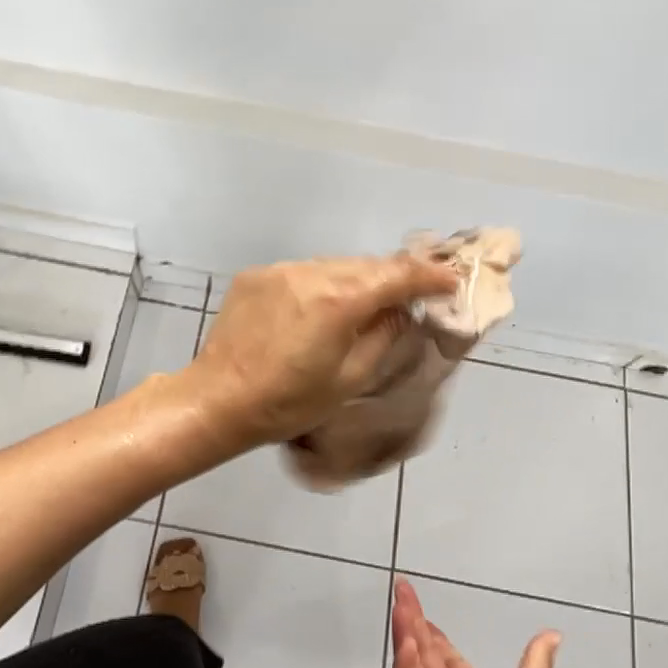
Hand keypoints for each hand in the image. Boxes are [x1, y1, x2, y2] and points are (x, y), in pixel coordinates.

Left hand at [189, 255, 456, 446]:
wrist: (218, 400)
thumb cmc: (288, 402)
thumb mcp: (349, 379)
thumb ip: (383, 336)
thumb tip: (400, 311)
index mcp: (339, 300)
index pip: (396, 275)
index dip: (428, 276)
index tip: (449, 280)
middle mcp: (310, 273)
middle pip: (365, 265)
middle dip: (393, 276)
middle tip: (413, 293)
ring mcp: (280, 271)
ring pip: (332, 266)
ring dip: (355, 280)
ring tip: (366, 303)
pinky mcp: (256, 277)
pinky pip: (302, 273)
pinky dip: (320, 285)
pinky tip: (318, 310)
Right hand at [392, 579, 558, 667]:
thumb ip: (535, 661)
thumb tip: (553, 634)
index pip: (443, 651)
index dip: (430, 628)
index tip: (415, 604)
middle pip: (423, 648)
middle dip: (412, 618)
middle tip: (402, 589)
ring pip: (411, 660)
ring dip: (405, 632)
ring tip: (400, 604)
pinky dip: (404, 661)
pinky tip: (405, 638)